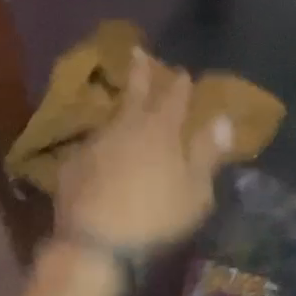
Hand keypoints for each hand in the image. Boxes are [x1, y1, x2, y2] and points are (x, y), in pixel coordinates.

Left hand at [55, 48, 233, 247]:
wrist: (95, 244)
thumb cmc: (157, 219)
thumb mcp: (195, 192)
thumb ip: (207, 154)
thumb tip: (223, 119)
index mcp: (160, 131)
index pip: (174, 98)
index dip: (180, 84)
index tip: (183, 72)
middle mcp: (125, 128)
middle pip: (136, 95)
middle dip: (141, 74)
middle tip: (138, 51)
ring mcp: (94, 145)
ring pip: (112, 119)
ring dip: (121, 110)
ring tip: (126, 107)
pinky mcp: (72, 167)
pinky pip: (92, 147)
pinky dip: (101, 145)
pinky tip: (102, 153)